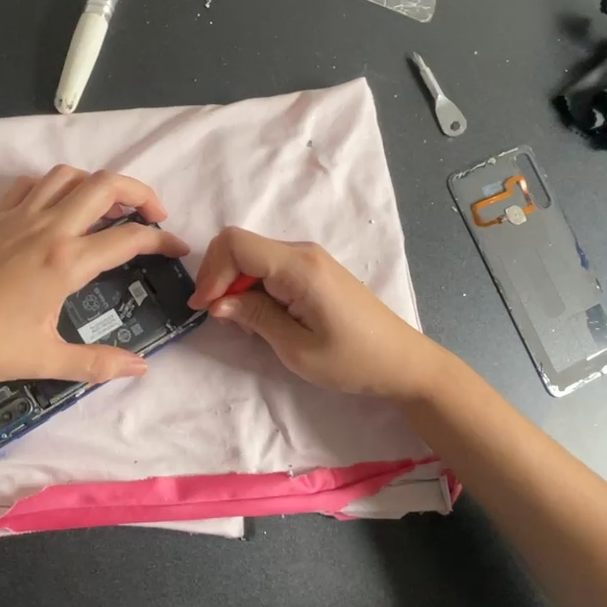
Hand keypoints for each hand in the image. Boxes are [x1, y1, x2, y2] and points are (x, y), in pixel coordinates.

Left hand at [0, 165, 189, 390]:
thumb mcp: (44, 360)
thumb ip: (97, 363)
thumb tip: (140, 368)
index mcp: (64, 261)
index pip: (128, 237)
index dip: (162, 240)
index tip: (178, 249)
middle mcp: (46, 228)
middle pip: (105, 185)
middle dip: (140, 192)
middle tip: (156, 217)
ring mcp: (17, 218)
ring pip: (68, 175)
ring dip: (98, 183)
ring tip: (111, 209)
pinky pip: (31, 185)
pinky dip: (55, 186)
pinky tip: (59, 208)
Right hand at [188, 227, 442, 400]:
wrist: (402, 362)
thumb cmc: (353, 361)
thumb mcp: (297, 349)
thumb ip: (254, 318)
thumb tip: (217, 303)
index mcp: (299, 267)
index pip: (236, 244)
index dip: (211, 272)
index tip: (204, 309)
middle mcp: (303, 252)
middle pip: (240, 246)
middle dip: (219, 278)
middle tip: (219, 318)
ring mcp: (309, 259)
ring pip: (252, 257)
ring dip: (235, 286)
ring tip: (243, 324)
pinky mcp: (313, 271)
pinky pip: (268, 267)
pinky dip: (252, 288)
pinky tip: (260, 318)